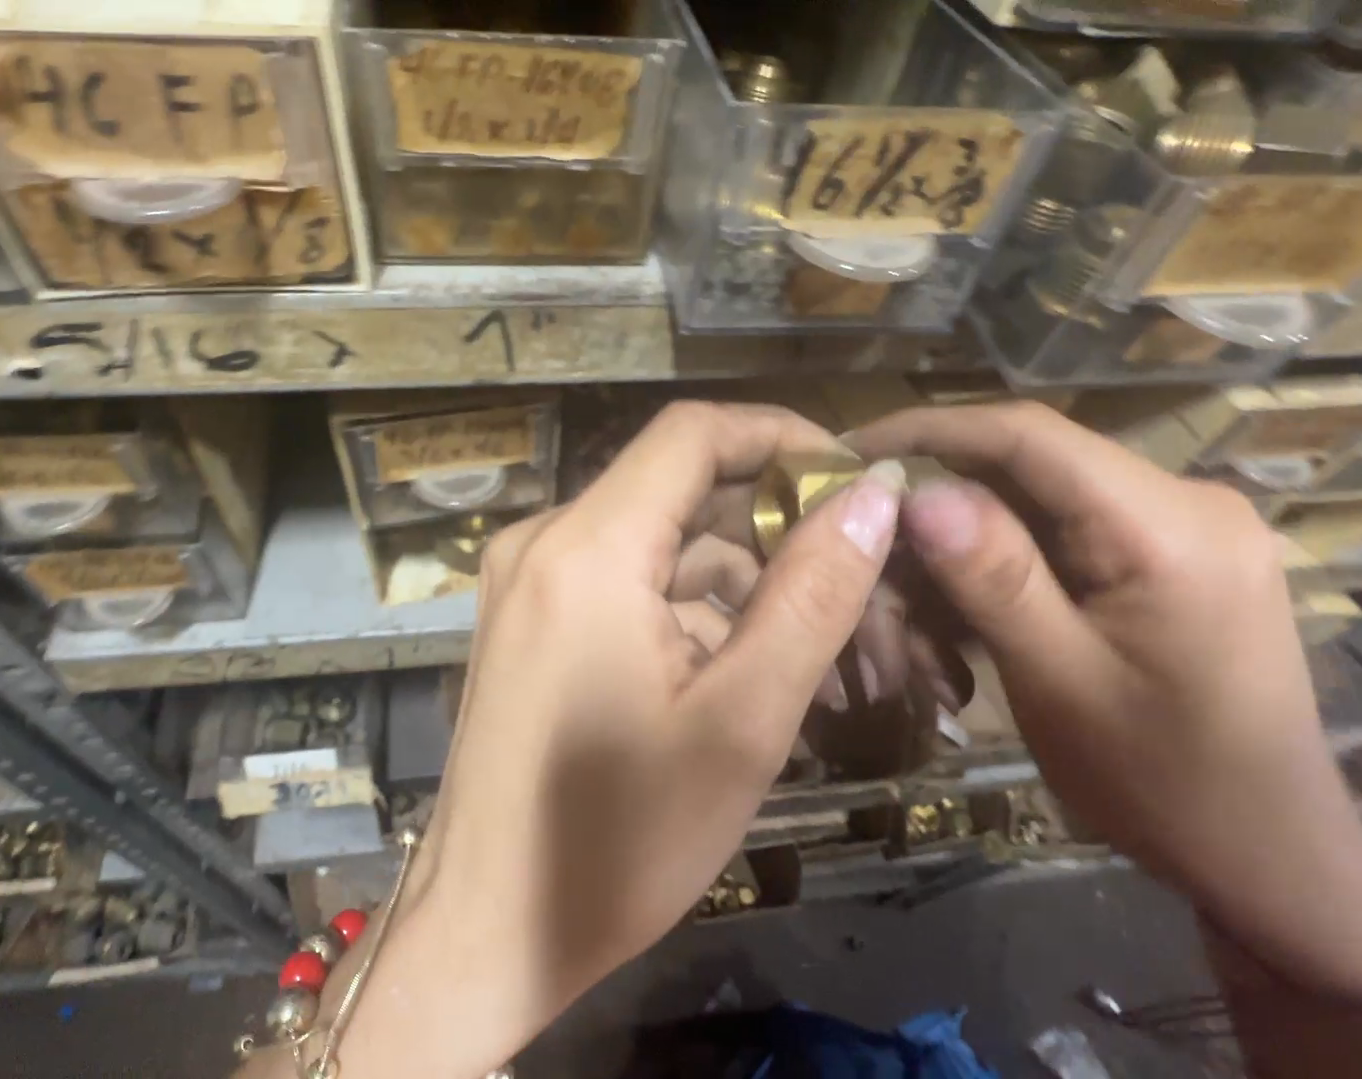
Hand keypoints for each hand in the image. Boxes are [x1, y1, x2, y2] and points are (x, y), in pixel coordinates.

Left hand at [337, 402, 906, 1078]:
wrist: (490, 928)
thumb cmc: (619, 840)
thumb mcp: (741, 720)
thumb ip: (812, 594)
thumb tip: (871, 491)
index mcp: (586, 547)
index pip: (693, 433)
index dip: (782, 440)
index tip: (856, 485)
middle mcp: (543, 543)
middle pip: (679, 493)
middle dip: (777, 534)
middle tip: (868, 596)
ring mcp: (527, 586)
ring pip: (658, 549)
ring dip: (743, 588)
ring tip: (833, 659)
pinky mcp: (528, 627)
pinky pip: (623, 591)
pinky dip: (690, 618)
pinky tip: (753, 675)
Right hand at [844, 402, 1361, 996]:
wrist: (1260, 849)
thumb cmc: (1161, 778)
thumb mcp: (1060, 682)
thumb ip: (996, 580)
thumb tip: (916, 494)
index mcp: (1171, 526)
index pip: (1029, 436)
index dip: (928, 432)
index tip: (846, 452)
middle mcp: (1184, 501)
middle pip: (1027, 468)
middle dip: (936, 505)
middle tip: (864, 554)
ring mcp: (1177, 527)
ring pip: (1033, 504)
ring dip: (960, 547)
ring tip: (906, 609)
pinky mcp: (1163, 556)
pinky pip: (1058, 536)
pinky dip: (998, 568)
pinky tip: (961, 618)